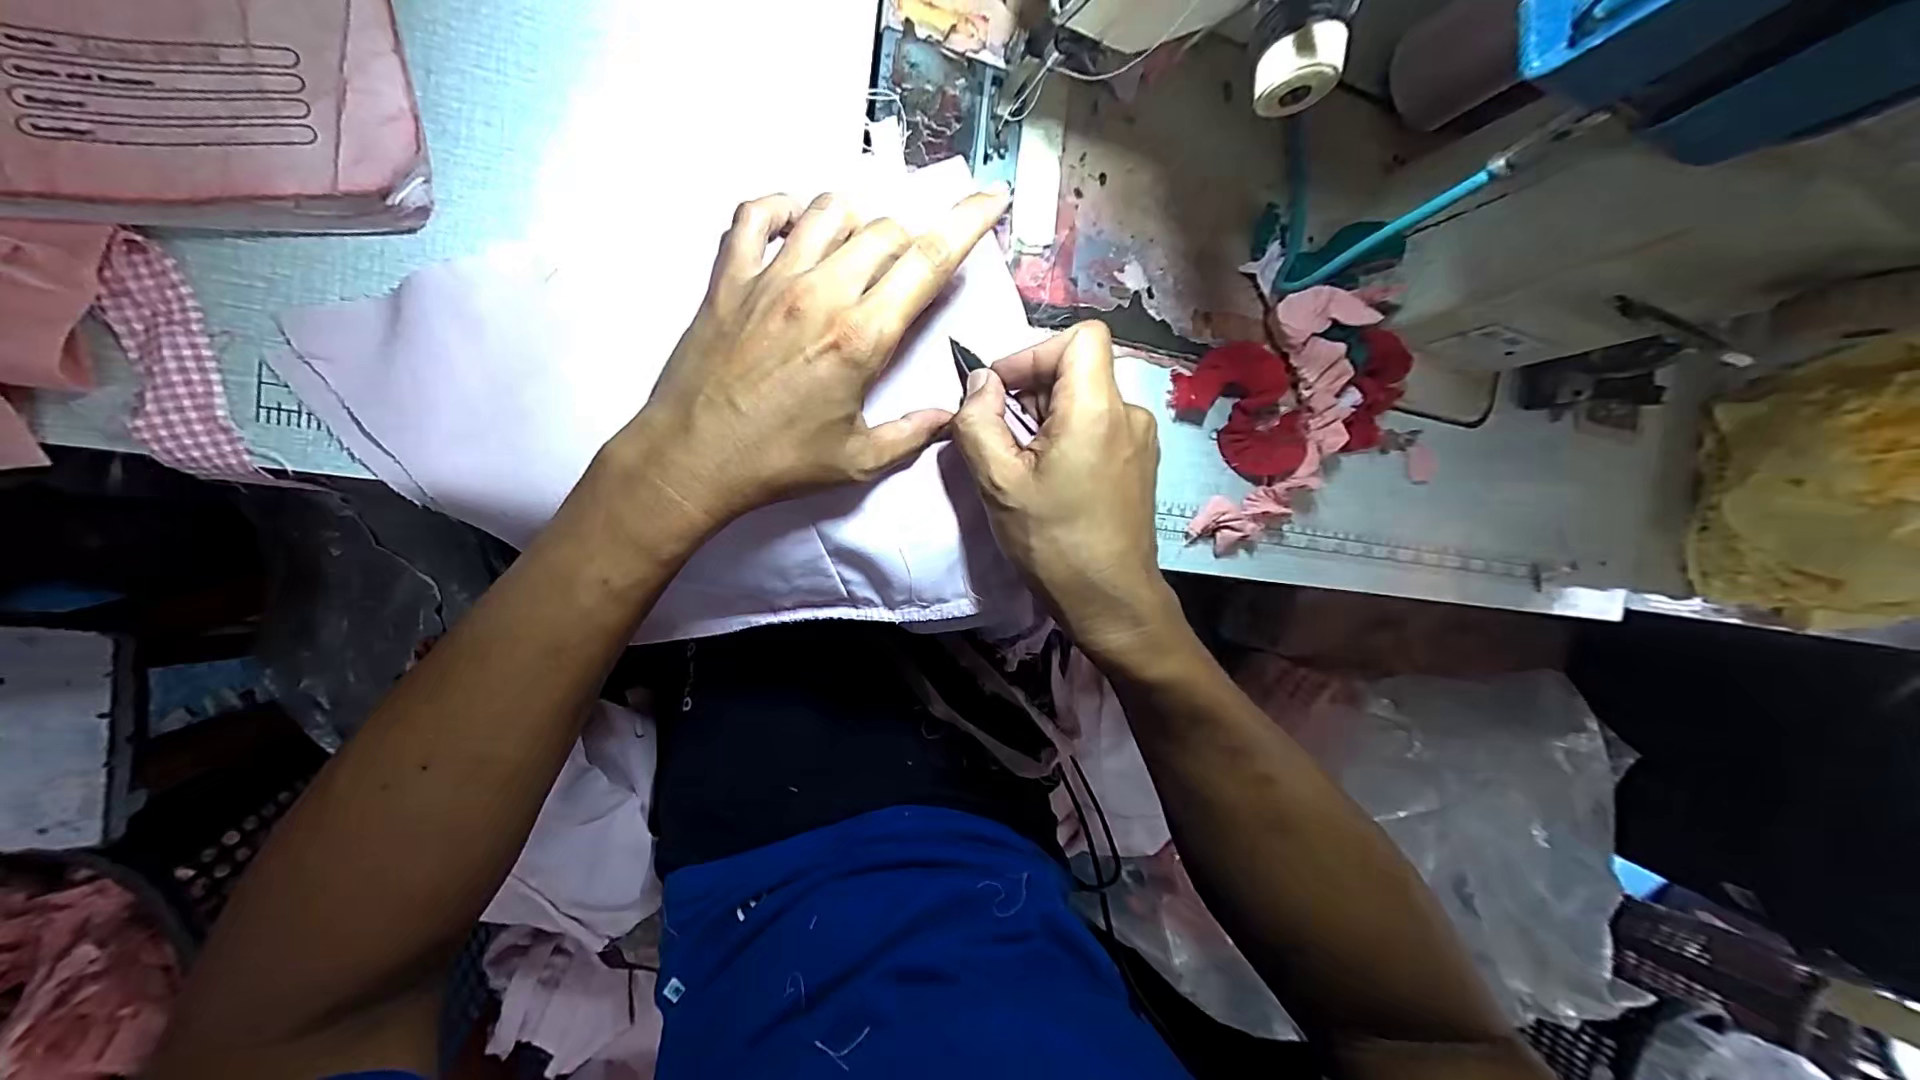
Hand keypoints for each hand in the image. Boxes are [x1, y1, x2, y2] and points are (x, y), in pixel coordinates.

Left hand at [589, 187, 1010, 532]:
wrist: (691, 459)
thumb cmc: (777, 463)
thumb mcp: (859, 460)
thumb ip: (912, 434)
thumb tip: (947, 416)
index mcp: (862, 337)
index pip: (928, 261)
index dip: (967, 223)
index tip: (989, 199)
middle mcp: (821, 294)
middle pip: (885, 231)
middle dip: (912, 240)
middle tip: (909, 270)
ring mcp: (771, 278)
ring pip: (829, 211)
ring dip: (858, 222)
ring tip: (860, 251)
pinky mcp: (729, 278)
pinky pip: (757, 214)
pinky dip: (785, 208)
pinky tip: (798, 229)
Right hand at [951, 321, 1181, 661]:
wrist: (1110, 600)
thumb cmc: (1053, 542)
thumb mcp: (998, 482)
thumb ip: (978, 420)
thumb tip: (980, 381)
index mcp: (1098, 408)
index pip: (1080, 336)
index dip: (1033, 352)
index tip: (1002, 392)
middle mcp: (1129, 413)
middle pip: (1076, 369)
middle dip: (1030, 393)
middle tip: (1002, 440)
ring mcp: (1139, 439)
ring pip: (1083, 400)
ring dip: (1044, 419)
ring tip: (1022, 467)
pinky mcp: (1138, 462)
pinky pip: (1096, 427)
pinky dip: (1066, 438)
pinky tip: (1049, 479)